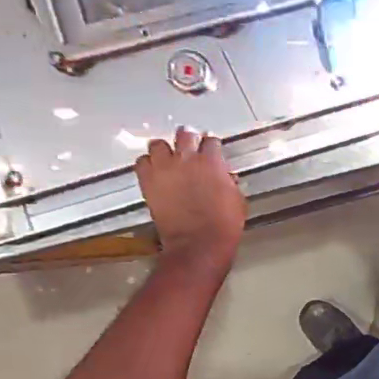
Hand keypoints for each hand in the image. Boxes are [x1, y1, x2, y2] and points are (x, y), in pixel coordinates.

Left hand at [136, 127, 246, 272]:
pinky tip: (153, 172)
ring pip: (158, 144)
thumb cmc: (222, 225)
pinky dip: (147, 165)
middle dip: (188, 139)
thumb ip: (229, 183)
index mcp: (212, 161)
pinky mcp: (149, 182)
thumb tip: (225, 178)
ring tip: (167, 159)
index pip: (211, 142)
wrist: (198, 244)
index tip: (210, 152)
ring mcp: (165, 169)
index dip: (211, 147)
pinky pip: (142, 162)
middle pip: (184, 134)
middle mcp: (187, 159)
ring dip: (164, 150)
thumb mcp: (236, 200)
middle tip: (189, 148)